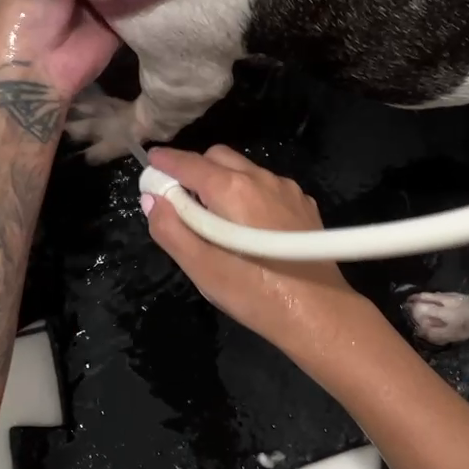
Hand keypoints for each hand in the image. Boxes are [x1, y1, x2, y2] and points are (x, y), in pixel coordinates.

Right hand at [143, 146, 375, 349]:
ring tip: (213, 217)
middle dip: (194, 169)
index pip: (189, 163)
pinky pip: (267, 186)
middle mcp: (261, 178)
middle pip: (219, 157)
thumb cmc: (253, 292)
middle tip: (179, 199)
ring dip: (223, 181)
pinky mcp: (303, 204)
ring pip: (245, 170)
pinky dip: (248, 193)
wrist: (317, 311)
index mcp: (232, 188)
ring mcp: (287, 189)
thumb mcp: (201, 267)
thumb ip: (171, 229)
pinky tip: (248, 227)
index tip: (150, 163)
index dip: (165, 162)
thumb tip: (153, 198)